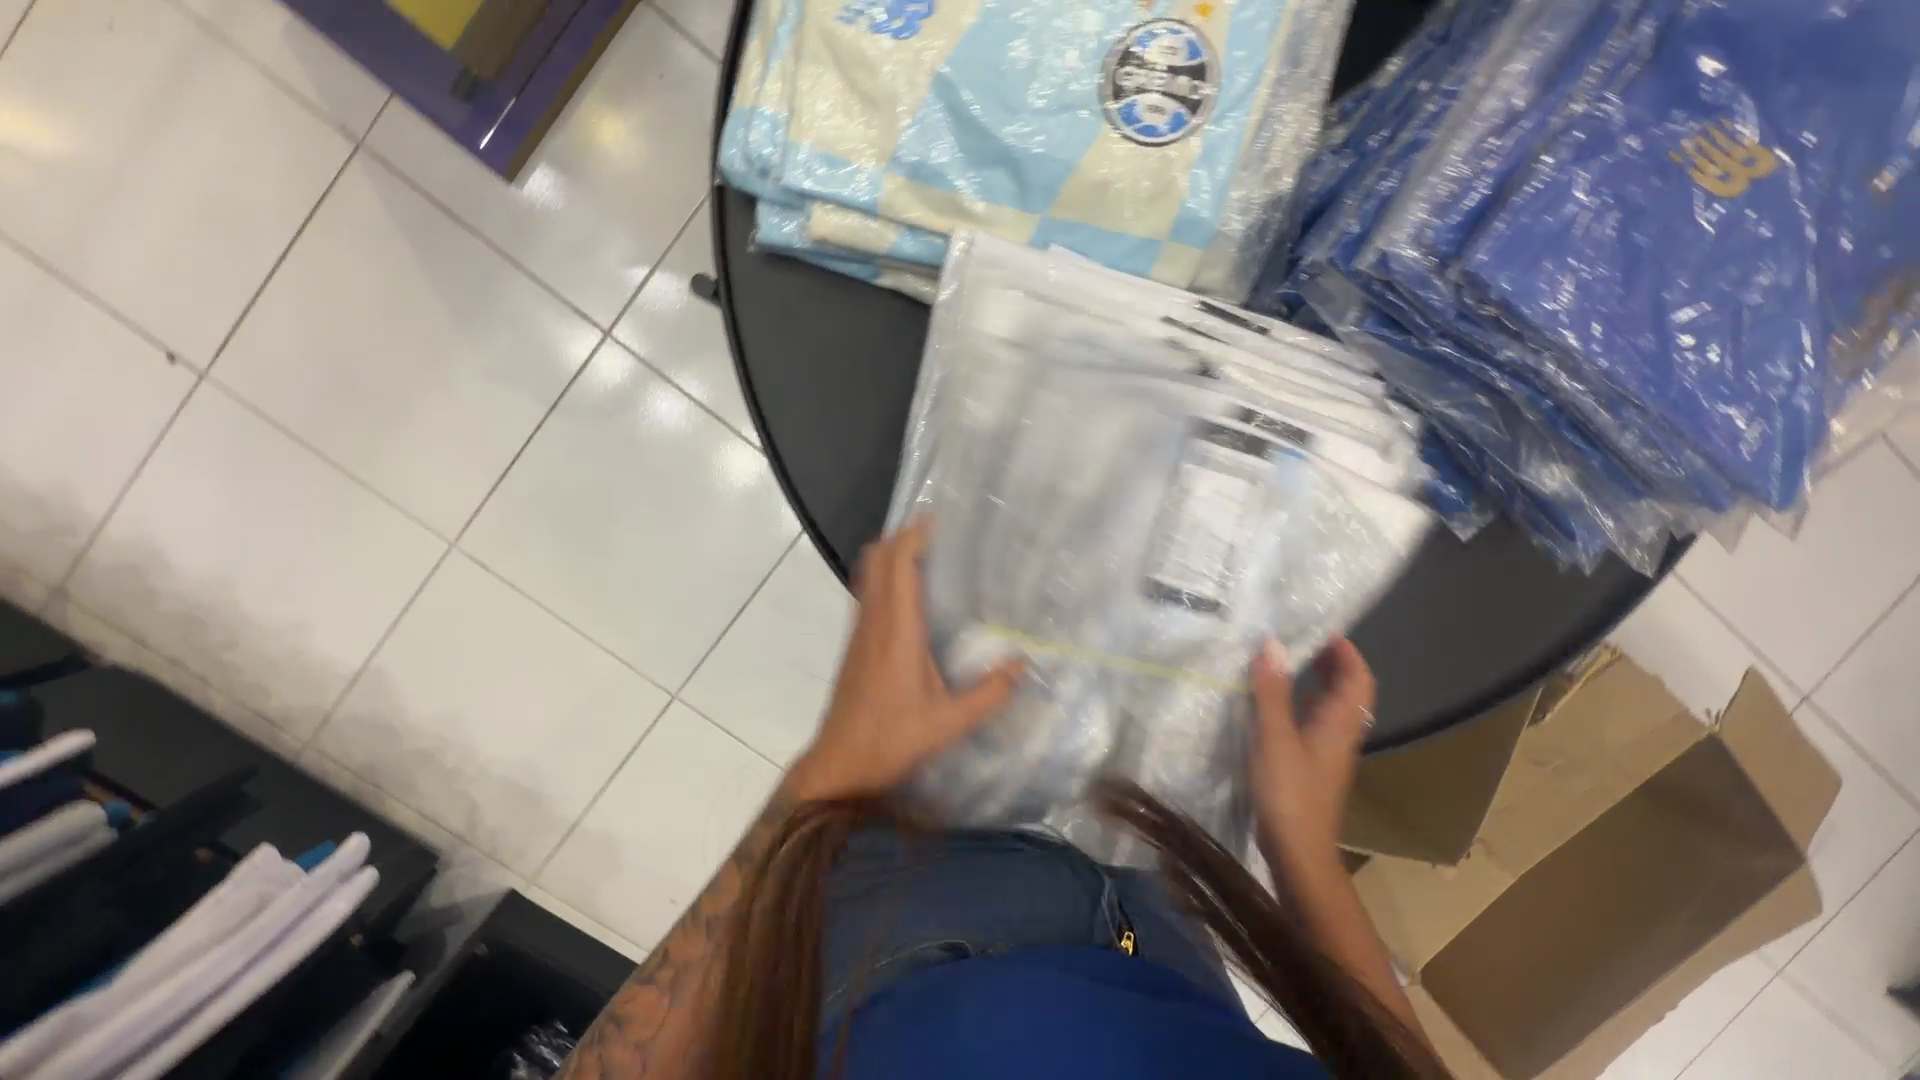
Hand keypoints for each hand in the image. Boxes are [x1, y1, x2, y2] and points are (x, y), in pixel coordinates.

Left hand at [784, 520, 1023, 801]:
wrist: (839, 764)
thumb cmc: (892, 739)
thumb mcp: (949, 723)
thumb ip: (989, 694)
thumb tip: (1022, 664)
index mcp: (897, 630)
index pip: (899, 564)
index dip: (914, 535)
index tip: (937, 520)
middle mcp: (874, 622)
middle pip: (878, 559)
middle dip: (902, 537)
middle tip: (936, 533)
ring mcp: (859, 632)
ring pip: (868, 575)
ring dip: (891, 556)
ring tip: (927, 556)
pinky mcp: (853, 646)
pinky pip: (867, 595)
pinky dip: (884, 579)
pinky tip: (910, 599)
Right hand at [1248, 637, 1375, 881]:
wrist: (1297, 850)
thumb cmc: (1289, 791)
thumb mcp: (1274, 737)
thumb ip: (1272, 691)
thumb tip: (1272, 644)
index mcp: (1340, 723)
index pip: (1358, 678)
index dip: (1346, 652)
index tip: (1323, 629)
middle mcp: (1341, 735)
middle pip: (1349, 692)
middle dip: (1332, 663)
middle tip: (1302, 641)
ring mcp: (1328, 753)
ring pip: (1332, 709)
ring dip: (1317, 684)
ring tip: (1286, 664)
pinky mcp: (1312, 767)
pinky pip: (1315, 724)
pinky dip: (1301, 705)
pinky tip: (1274, 706)